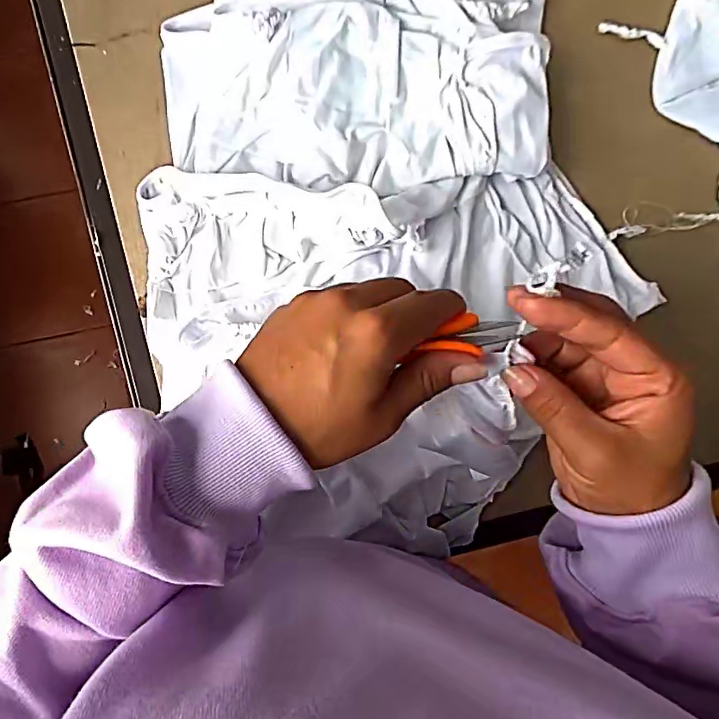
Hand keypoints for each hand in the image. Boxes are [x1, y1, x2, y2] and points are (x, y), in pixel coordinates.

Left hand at [237, 279, 489, 467]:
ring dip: (386, 311)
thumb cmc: (314, 428)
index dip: (452, 320)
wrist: (249, 427)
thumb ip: (430, 377)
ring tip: (373, 353)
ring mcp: (319, 299)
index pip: (437, 303)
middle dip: (418, 315)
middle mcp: (348, 303)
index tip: (451, 339)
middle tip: (412, 353)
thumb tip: (469, 361)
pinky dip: (353, 312)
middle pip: (407, 290)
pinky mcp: (298, 303)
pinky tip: (343, 346)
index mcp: (377, 331)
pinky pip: (341, 296)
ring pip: (373, 289)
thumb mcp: (384, 413)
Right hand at [504, 286, 695, 515]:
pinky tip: (519, 357)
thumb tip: (519, 371)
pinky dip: (537, 356)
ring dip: (541, 335)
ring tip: (512, 343)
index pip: (611, 332)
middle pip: (595, 323)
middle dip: (555, 311)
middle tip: (518, 299)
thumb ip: (554, 407)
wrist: (632, 521)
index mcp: (659, 379)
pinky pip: (560, 360)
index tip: (531, 302)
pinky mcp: (588, 387)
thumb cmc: (633, 492)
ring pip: (573, 338)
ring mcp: (611, 376)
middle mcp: (638, 369)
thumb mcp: (593, 452)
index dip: (567, 314)